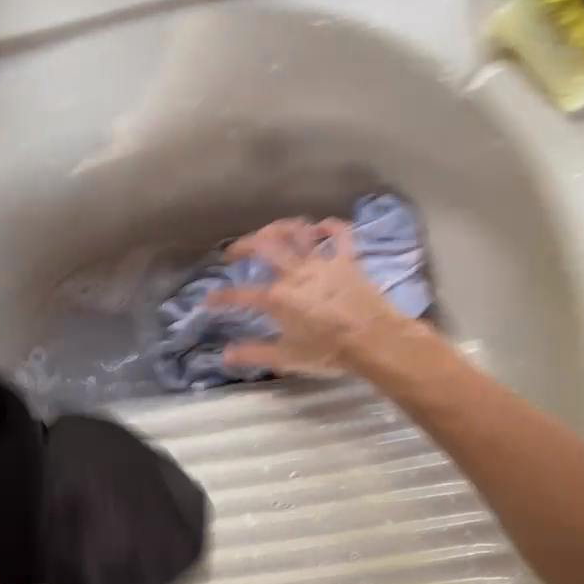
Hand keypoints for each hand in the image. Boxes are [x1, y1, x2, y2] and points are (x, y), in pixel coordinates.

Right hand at [205, 217, 411, 375]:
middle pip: (264, 246)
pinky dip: (329, 226)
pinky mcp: (347, 260)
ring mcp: (323, 263)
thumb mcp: (286, 358)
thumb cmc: (329, 351)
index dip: (220, 298)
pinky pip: (339, 234)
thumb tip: (226, 354)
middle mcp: (295, 273)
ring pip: (297, 231)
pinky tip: (319, 226)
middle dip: (243, 245)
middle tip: (234, 252)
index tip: (208, 301)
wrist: (375, 341)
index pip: (240, 295)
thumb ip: (254, 353)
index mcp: (277, 298)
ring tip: (269, 231)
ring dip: (280, 227)